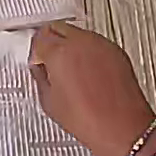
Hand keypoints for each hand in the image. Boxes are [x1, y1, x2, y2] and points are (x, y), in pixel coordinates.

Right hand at [29, 21, 155, 155]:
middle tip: (48, 59)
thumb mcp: (49, 101)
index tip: (36, 61)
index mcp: (59, 52)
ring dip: (69, 45)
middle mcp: (81, 42)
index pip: (39, 37)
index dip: (35, 51)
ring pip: (77, 33)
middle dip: (50, 41)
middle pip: (57, 27)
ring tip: (68, 69)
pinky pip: (94, 43)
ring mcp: (101, 44)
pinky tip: (85, 72)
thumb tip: (40, 69)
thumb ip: (40, 76)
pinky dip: (86, 51)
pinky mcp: (116, 51)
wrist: (121, 127)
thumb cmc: (88, 118)